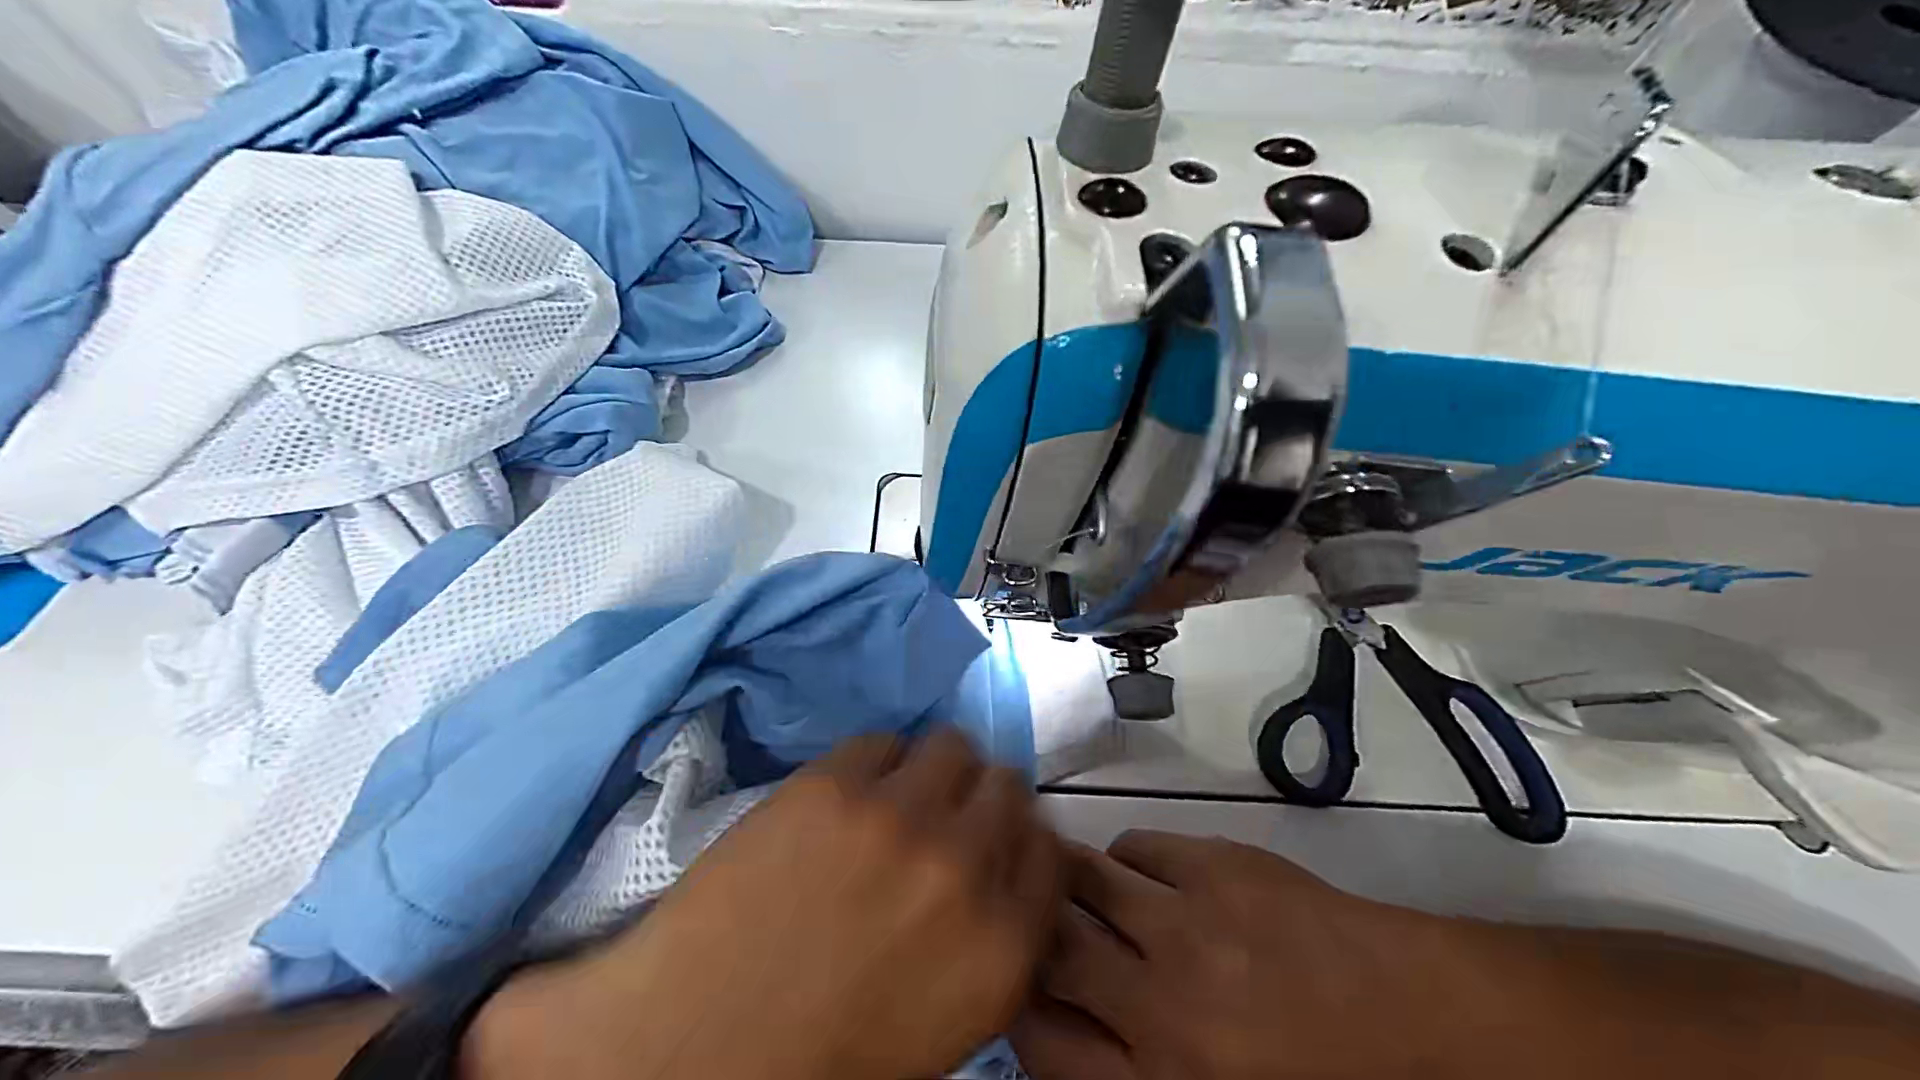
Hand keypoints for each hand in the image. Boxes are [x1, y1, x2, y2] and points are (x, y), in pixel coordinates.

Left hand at [473, 729, 1062, 1079]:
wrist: (698, 1041)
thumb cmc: (830, 1053)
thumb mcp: (951, 1021)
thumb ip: (999, 939)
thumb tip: (1011, 866)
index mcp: (1003, 944)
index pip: (1051, 849)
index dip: (1021, 839)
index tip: (997, 839)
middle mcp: (963, 866)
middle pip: (1007, 786)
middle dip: (982, 800)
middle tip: (946, 814)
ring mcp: (896, 815)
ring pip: (953, 745)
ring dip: (935, 769)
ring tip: (901, 793)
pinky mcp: (831, 782)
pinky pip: (882, 741)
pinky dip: (875, 764)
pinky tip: (848, 798)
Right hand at [1011, 831, 1519, 1079]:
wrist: (1420, 1023)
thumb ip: (1130, 1074)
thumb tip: (1067, 1025)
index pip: (1043, 1041)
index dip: (1020, 1007)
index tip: (1027, 988)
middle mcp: (1160, 1002)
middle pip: (1053, 948)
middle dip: (1036, 933)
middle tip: (1041, 926)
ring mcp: (1187, 924)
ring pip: (1082, 880)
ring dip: (1069, 882)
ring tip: (1074, 885)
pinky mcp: (1216, 864)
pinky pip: (1135, 847)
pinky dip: (1126, 861)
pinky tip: (1145, 878)